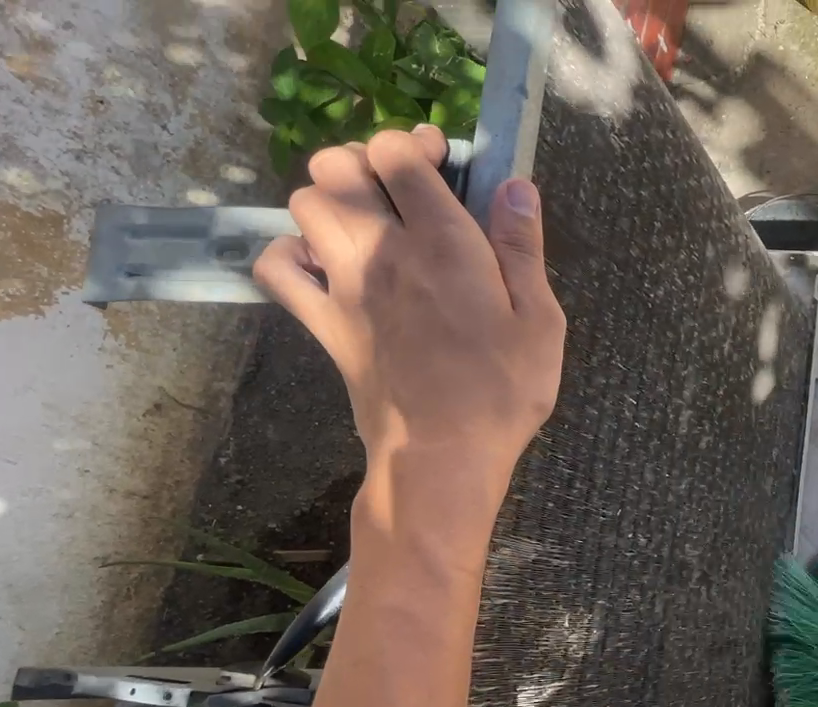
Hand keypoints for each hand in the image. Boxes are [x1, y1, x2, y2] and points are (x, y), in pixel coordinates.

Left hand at [254, 125, 565, 500]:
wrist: (443, 452)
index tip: (442, 159)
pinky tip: (326, 265)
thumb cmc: (505, 389)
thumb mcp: (541, 322)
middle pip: (336, 167)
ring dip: (333, 201)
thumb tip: (515, 185)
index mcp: (443, 245)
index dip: (414, 143)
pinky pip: (276, 267)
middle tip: (402, 188)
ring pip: (303, 205)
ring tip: (371, 225)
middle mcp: (381, 251)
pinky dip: (292, 253)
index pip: (398, 156)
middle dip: (365, 161)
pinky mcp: (323, 322)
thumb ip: (524, 249)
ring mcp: (343, 285)